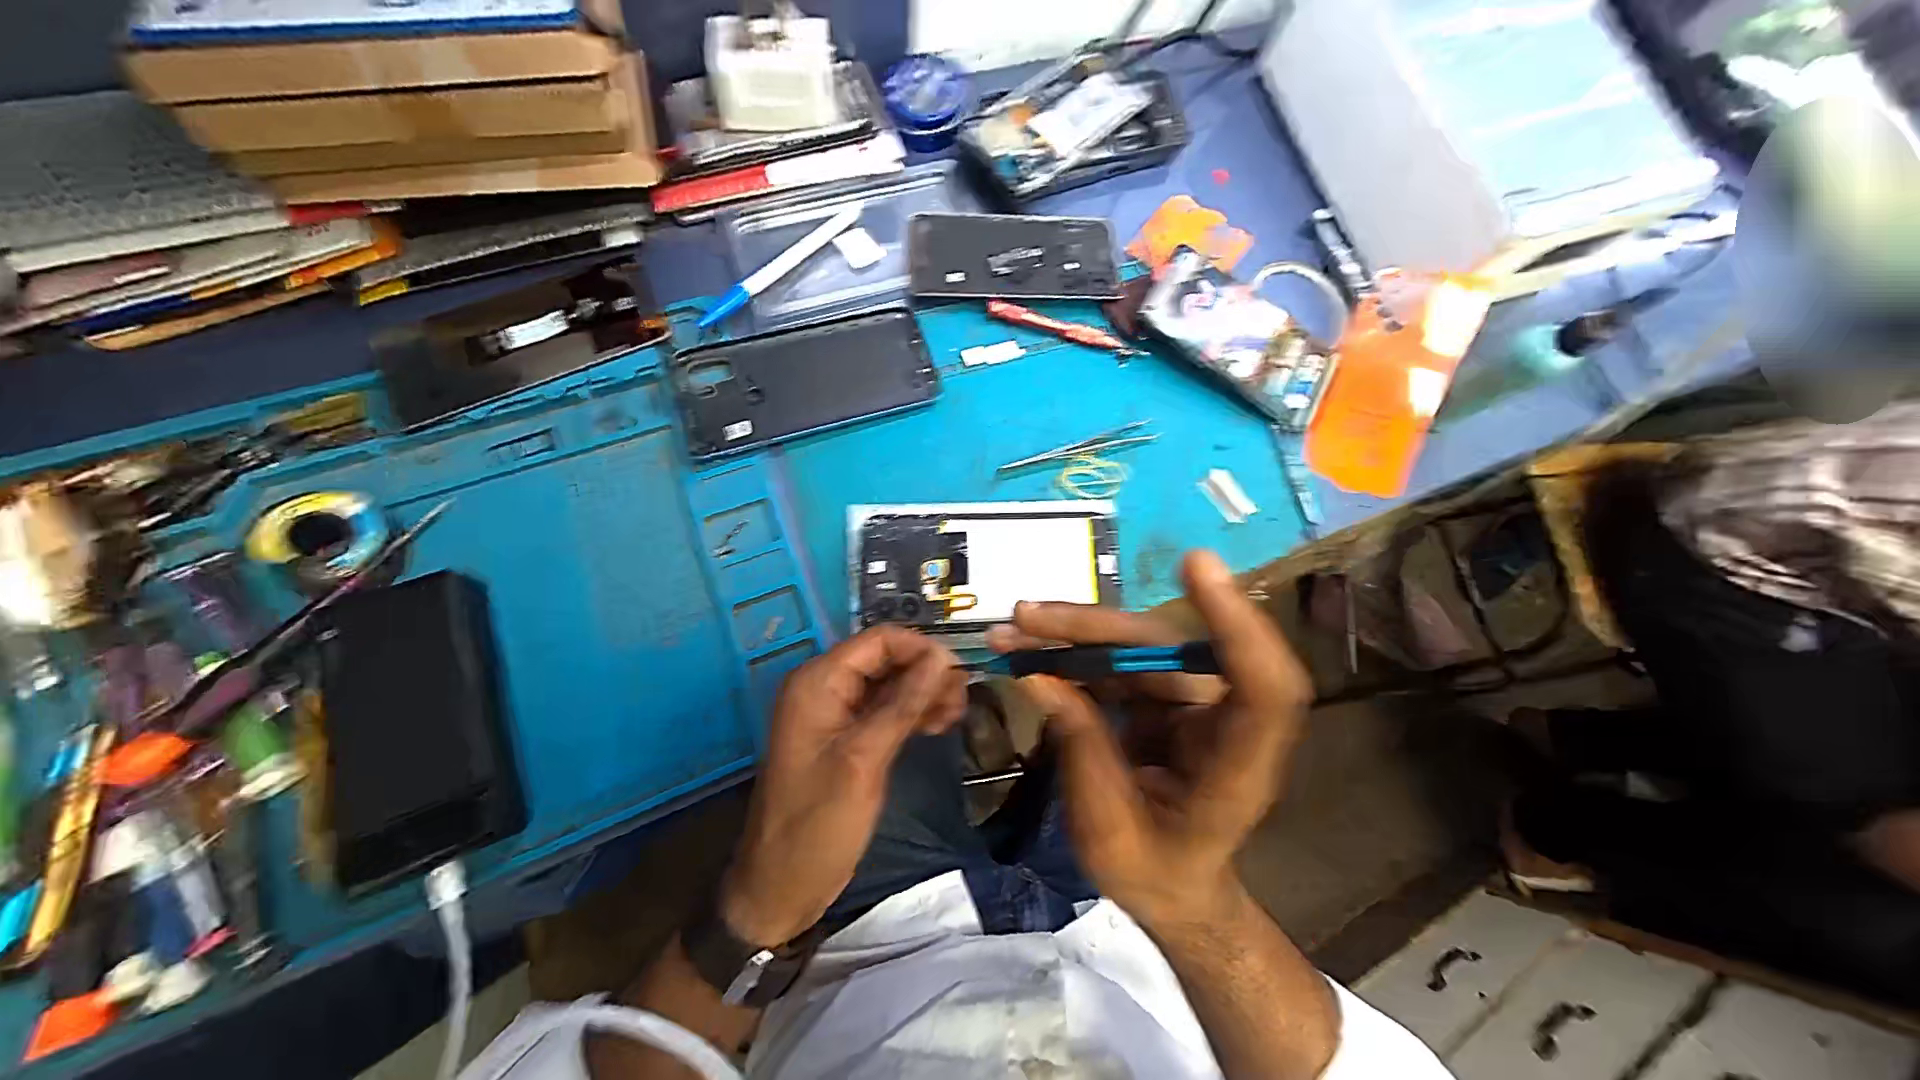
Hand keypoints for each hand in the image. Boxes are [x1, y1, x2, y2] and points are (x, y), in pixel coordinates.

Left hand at [720, 626, 966, 946]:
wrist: (781, 886)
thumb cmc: (817, 824)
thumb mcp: (865, 760)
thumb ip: (904, 704)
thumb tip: (944, 659)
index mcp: (817, 683)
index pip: (878, 641)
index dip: (921, 649)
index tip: (960, 672)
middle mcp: (823, 688)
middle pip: (885, 660)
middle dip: (926, 672)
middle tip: (963, 698)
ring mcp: (834, 714)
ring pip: (889, 684)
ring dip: (923, 693)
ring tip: (956, 714)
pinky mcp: (845, 738)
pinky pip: (883, 710)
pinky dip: (911, 713)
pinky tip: (939, 725)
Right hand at [987, 550, 1311, 930]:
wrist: (1172, 889)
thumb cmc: (1154, 873)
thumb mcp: (1104, 828)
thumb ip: (1080, 747)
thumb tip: (1037, 674)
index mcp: (1239, 768)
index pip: (1263, 688)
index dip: (1237, 625)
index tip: (1195, 567)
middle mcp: (1225, 719)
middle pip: (1170, 653)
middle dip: (1096, 628)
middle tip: (1027, 615)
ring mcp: (1194, 703)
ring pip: (1138, 649)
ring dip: (1074, 635)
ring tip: (1015, 628)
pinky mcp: (1165, 696)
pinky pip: (1119, 663)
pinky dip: (1074, 654)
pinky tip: (1032, 647)